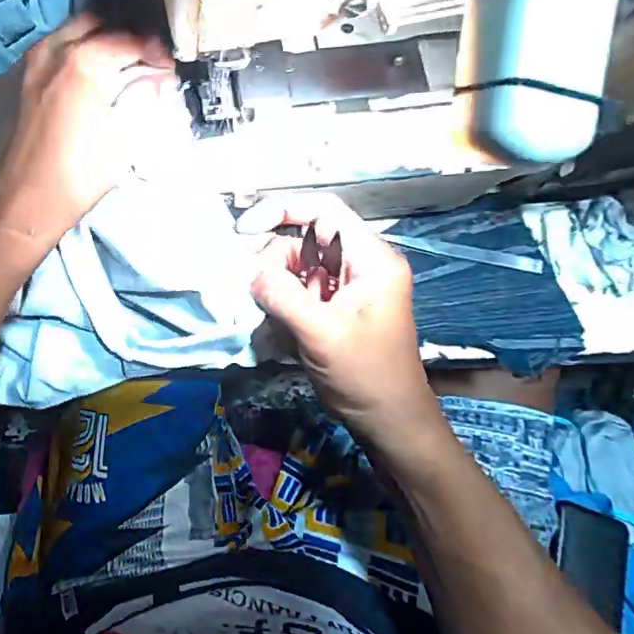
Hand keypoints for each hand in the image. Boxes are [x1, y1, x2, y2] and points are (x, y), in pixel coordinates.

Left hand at [0, 15, 175, 257]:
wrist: (16, 206)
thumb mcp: (122, 141)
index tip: (167, 64)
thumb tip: (154, 77)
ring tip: (110, 66)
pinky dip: (64, 58)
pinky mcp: (6, 81)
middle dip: (120, 35)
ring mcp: (22, 64)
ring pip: (63, 34)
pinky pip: (41, 55)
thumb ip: (141, 99)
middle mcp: (48, 52)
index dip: (153, 49)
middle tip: (139, 59)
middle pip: (93, 23)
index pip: (126, 39)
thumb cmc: (74, 180)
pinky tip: (75, 82)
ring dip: (90, 43)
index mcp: (81, 63)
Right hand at [238, 193, 438, 434]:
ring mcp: (345, 286)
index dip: (282, 211)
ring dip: (274, 284)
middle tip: (254, 288)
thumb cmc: (366, 376)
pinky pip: (297, 288)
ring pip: (296, 265)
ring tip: (265, 312)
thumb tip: (248, 270)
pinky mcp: (332, 306)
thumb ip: (282, 296)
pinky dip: (280, 300)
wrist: (389, 422)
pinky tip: (275, 324)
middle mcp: (359, 265)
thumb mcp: (321, 334)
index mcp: (371, 260)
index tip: (244, 229)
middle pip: (304, 239)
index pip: (323, 212)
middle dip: (273, 260)